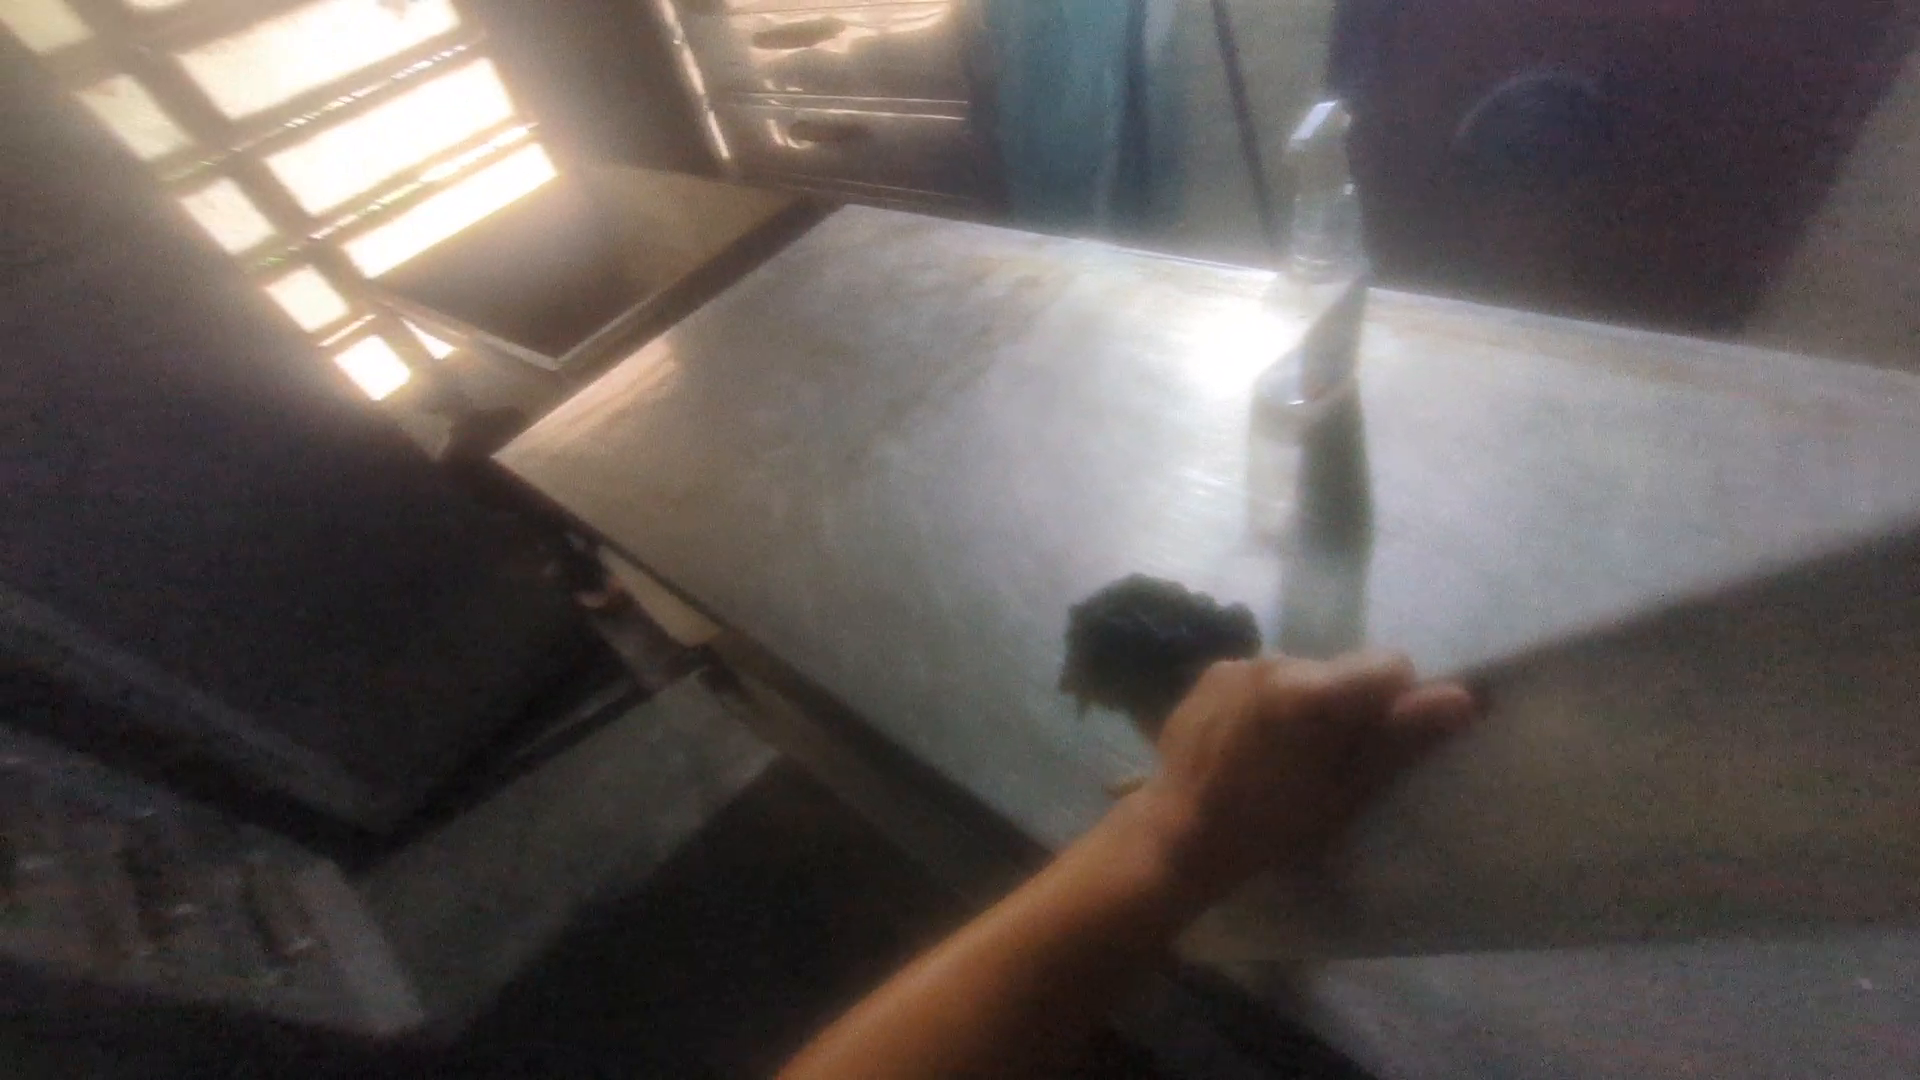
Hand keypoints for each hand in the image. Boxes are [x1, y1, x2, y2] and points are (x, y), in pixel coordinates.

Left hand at [1129, 651, 1477, 907]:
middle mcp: (1275, 659)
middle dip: (1346, 704)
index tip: (1371, 744)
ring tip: (1282, 753)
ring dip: (1305, 701)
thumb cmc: (1271, 823)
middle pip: (1340, 669)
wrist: (1180, 827)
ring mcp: (1237, 663)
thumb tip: (1463, 695)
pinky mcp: (1211, 673)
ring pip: (1300, 672)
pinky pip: (1261, 677)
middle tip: (1324, 759)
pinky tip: (1249, 740)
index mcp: (1313, 688)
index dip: (1394, 702)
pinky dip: (1268, 700)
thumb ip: (1401, 738)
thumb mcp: (1347, 791)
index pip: (1389, 664)